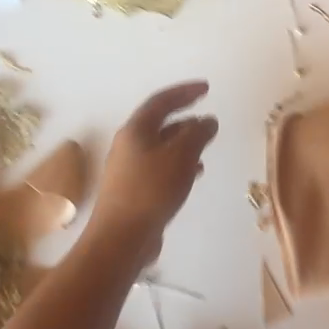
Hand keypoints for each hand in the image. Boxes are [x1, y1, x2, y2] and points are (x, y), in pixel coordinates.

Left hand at [88, 82, 217, 256]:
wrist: (120, 239)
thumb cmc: (151, 189)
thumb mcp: (182, 155)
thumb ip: (198, 133)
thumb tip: (207, 120)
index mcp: (135, 131)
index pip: (161, 101)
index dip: (185, 91)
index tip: (207, 88)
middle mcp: (128, 146)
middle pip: (159, 124)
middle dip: (185, 119)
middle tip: (207, 119)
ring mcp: (128, 170)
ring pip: (161, 147)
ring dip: (184, 143)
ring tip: (205, 147)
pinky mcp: (132, 192)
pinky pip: (160, 168)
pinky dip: (178, 165)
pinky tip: (193, 175)